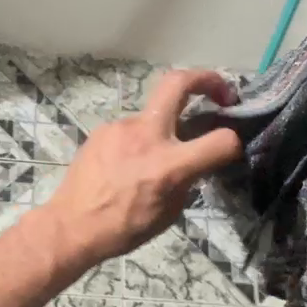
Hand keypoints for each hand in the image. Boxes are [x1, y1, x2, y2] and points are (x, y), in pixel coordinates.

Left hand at [34, 70, 242, 267]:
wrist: (72, 225)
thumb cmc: (124, 228)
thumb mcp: (170, 212)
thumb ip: (187, 180)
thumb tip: (193, 163)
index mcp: (168, 165)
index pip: (221, 140)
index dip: (234, 142)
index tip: (230, 146)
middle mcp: (146, 136)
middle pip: (178, 82)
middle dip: (205, 78)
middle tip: (218, 91)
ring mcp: (121, 128)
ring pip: (153, 114)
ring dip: (164, 125)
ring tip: (153, 157)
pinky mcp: (103, 130)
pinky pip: (130, 129)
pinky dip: (138, 140)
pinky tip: (127, 163)